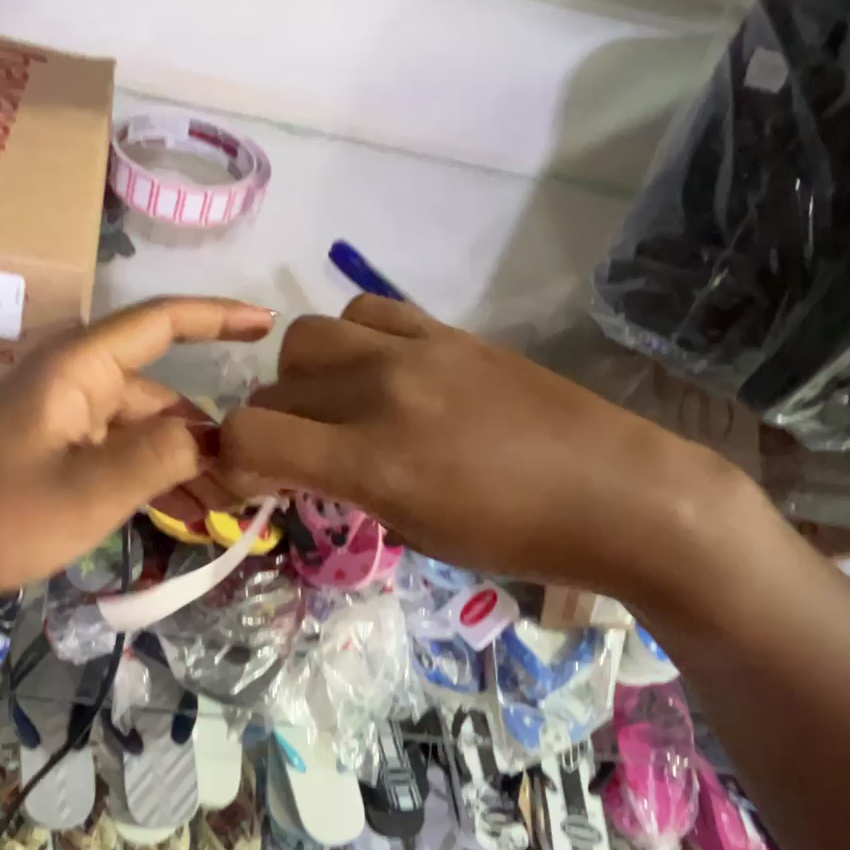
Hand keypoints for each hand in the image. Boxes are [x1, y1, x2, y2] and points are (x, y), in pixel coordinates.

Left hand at [0, 297, 274, 605]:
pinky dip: (150, 477)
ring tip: (222, 509)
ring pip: (141, 429)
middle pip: (157, 392)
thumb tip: (213, 437)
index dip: (217, 316)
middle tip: (251, 477)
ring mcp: (61, 420)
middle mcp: (72, 383)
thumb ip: (162, 456)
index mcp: (77, 368)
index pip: (160, 322)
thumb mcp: (93, 491)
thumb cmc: (2, 518)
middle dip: (204, 431)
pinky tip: (182, 515)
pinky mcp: (53, 454)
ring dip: (180, 463)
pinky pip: (116, 454)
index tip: (267, 325)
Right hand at [217, 295, 753, 599]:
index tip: (251, 485)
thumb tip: (296, 467)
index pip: (249, 435)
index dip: (231, 463)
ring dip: (301, 377)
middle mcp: (380, 391)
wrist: (618, 493)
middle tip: (296, 459)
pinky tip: (378, 371)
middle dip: (267, 430)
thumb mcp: (412, 531)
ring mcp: (415, 350)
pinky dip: (352, 340)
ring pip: (306, 336)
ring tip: (334, 406)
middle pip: (272, 391)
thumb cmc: (515, 538)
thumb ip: (342, 488)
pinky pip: (367, 311)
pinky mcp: (447, 331)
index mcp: (371, 459)